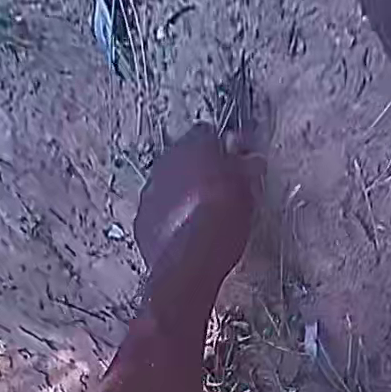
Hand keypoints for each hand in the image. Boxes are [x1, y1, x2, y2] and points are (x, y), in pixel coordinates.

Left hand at [135, 125, 260, 292]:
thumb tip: (249, 164)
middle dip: (196, 175)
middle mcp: (165, 164)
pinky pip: (154, 217)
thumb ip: (245, 169)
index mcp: (193, 145)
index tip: (231, 165)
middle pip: (181, 162)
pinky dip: (166, 224)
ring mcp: (149, 194)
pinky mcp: (141, 224)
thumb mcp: (247, 189)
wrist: (195, 257)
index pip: (206, 135)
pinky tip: (182, 237)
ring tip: (198, 220)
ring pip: (164, 189)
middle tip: (215, 194)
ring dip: (178, 199)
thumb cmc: (223, 219)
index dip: (220, 151)